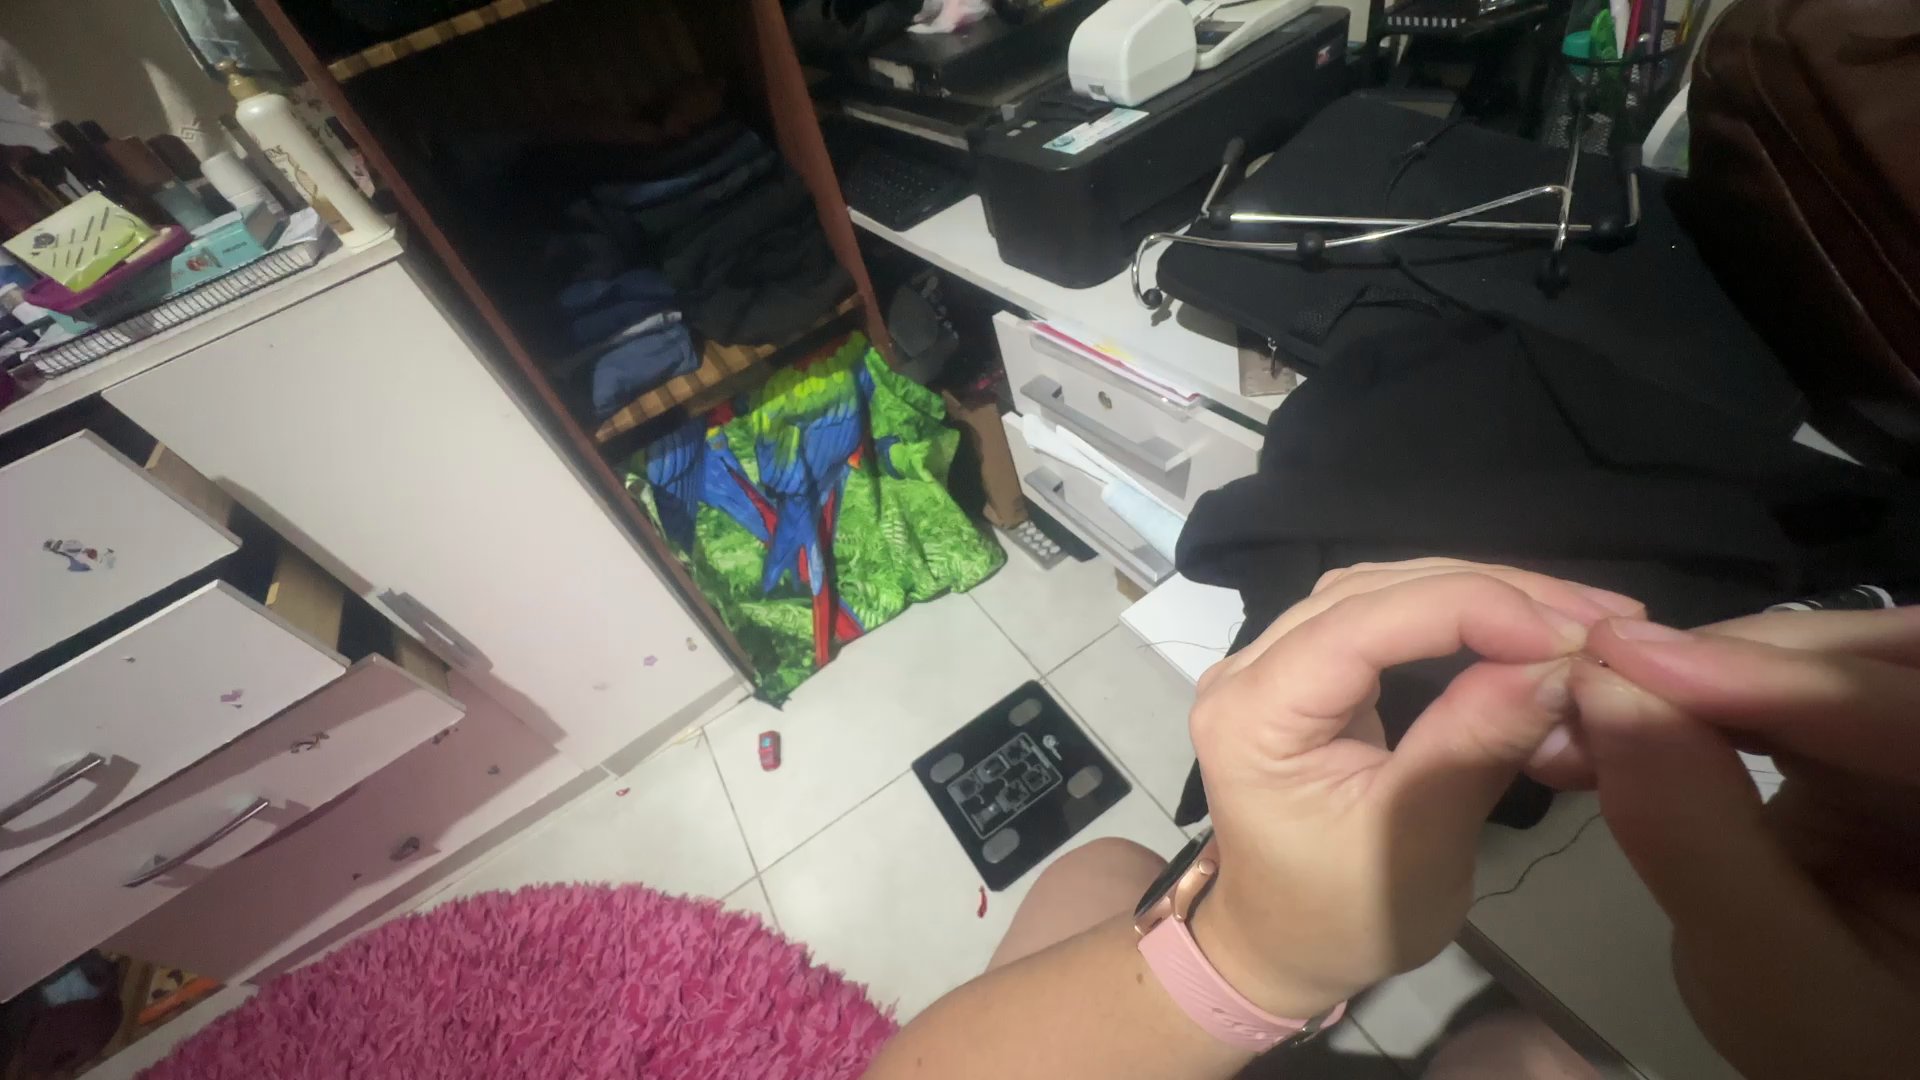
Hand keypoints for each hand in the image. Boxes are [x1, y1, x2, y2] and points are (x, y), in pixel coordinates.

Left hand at [1185, 560, 1642, 1017]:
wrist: (1281, 935)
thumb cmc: (1339, 908)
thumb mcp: (1417, 840)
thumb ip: (1475, 742)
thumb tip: (1559, 662)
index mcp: (1249, 712)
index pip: (1352, 625)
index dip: (1463, 607)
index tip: (1572, 629)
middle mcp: (1243, 670)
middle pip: (1360, 594)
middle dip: (1481, 591)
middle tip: (1598, 616)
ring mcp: (1265, 664)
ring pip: (1367, 594)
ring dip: (1468, 594)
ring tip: (1570, 615)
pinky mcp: (1298, 672)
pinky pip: (1368, 620)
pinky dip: (1443, 616)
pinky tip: (1508, 624)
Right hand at [1566, 610, 1919, 1079]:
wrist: (1851, 1069)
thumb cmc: (1837, 1052)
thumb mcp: (1761, 968)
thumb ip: (1684, 833)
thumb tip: (1598, 691)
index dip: (1776, 680)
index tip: (1625, 659)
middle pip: (1875, 660)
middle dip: (1725, 654)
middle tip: (1597, 678)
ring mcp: (1916, 752)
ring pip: (1810, 657)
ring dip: (1684, 667)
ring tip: (1586, 703)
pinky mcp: (1855, 744)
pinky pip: (1762, 682)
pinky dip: (1674, 688)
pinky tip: (1614, 710)